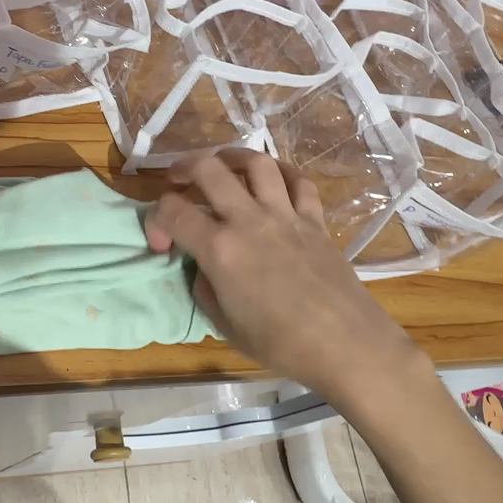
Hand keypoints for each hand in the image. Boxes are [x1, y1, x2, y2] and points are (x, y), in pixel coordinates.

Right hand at [144, 150, 423, 397]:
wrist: (346, 345)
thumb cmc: (281, 344)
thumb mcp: (225, 325)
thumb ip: (206, 287)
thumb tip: (205, 267)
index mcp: (220, 249)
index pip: (171, 211)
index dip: (155, 221)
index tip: (162, 244)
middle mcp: (249, 220)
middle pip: (208, 169)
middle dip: (184, 167)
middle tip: (177, 179)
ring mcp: (285, 215)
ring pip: (256, 162)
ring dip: (231, 157)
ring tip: (222, 165)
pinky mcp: (315, 220)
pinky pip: (298, 181)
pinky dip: (281, 172)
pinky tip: (272, 180)